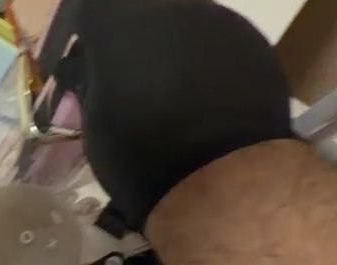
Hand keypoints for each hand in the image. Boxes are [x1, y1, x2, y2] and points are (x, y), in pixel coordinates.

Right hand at [75, 0, 293, 229]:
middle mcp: (177, 9)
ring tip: (162, 96)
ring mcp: (221, 22)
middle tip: (121, 80)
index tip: (83, 58)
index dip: (87, 30)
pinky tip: (196, 104)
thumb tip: (91, 65)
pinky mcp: (253, 44)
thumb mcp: (94, 121)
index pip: (95, 8)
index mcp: (126, 26)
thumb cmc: (137, 153)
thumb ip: (92, 81)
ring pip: (183, 25)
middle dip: (130, 39)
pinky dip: (199, 66)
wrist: (214, 176)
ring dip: (167, 51)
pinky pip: (214, 45)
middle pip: (144, 11)